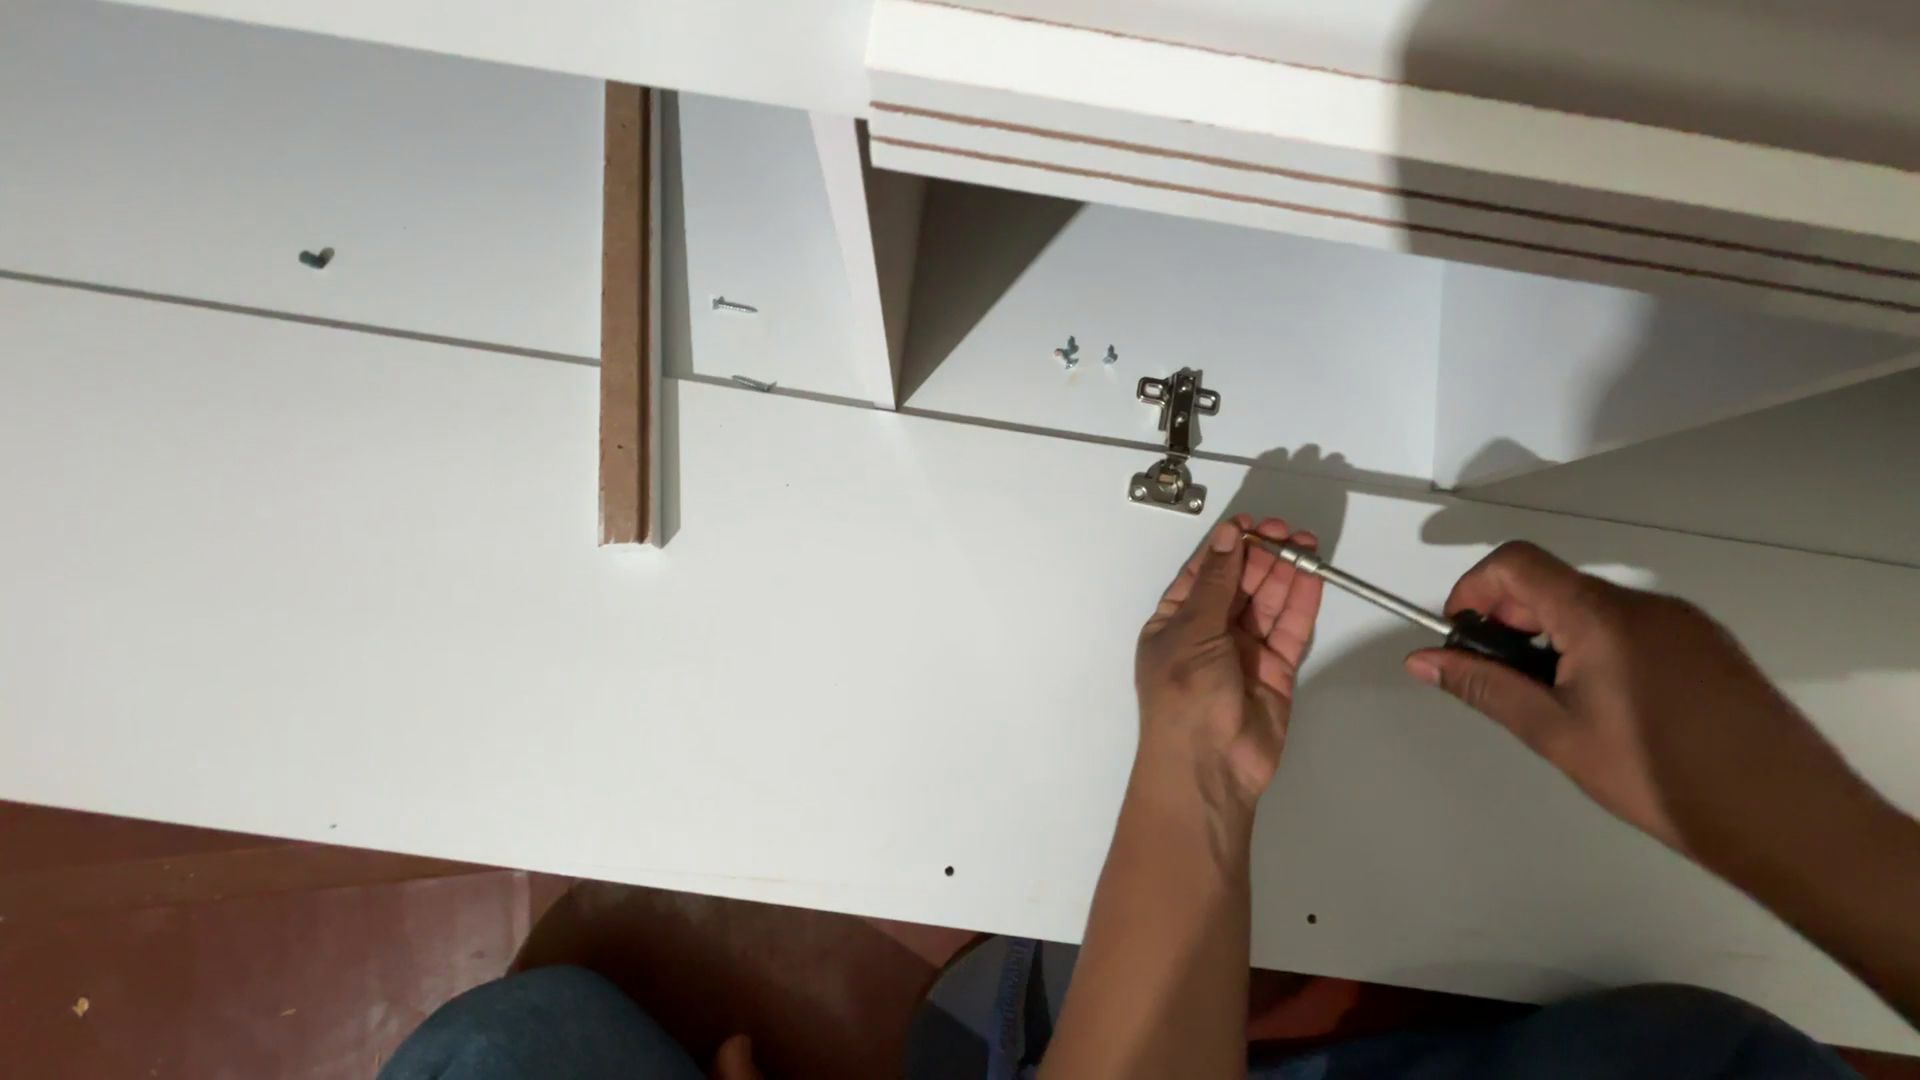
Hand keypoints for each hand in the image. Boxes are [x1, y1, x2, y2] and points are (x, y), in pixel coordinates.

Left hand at [1136, 516, 1323, 811]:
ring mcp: (1242, 652)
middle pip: (1238, 586)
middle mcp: (1207, 634)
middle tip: (1284, 530)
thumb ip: (1216, 583)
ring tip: (1304, 543)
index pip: (1201, 576)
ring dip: (1284, 574)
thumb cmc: (1185, 695)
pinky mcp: (1275, 670)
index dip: (1224, 549)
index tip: (1247, 524)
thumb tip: (1226, 537)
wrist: (1208, 765)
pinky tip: (1312, 575)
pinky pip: (1289, 630)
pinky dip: (1301, 603)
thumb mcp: (1192, 631)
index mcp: (1173, 623)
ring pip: (1267, 604)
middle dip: (1260, 557)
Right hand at [1404, 541, 1874, 867]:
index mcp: (1601, 617)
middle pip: (1551, 583)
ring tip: (1554, 699)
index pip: (1515, 564)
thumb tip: (1422, 660)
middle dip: (1508, 619)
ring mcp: (1685, 623)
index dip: (1472, 590)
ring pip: (1588, 606)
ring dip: (1550, 634)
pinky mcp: (1708, 646)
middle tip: (1502, 677)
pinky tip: (1604, 703)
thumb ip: (1482, 685)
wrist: (1790, 823)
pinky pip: (1629, 625)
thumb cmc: (1660, 777)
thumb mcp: (1552, 732)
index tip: (1462, 636)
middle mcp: (1646, 606)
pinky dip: (1592, 646)